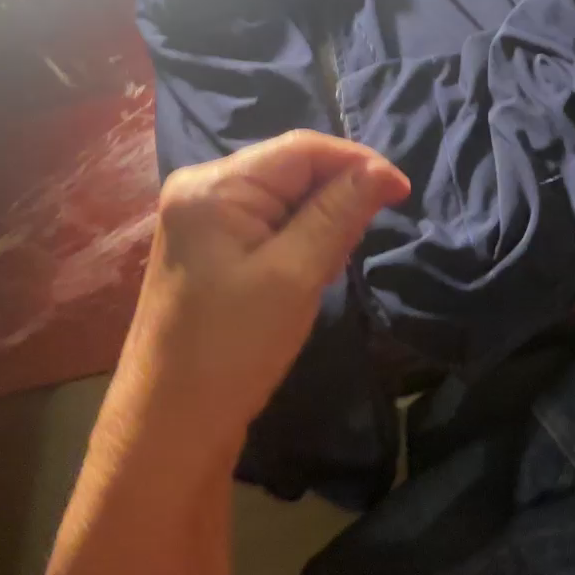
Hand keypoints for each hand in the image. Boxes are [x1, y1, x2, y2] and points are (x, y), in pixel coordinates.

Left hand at [120, 131, 408, 437]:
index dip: (358, 161)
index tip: (403, 192)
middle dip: (339, 193)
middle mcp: (202, 188)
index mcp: (214, 186)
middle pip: (292, 168)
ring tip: (339, 258)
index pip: (302, 148)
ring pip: (285, 196)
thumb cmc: (234, 346)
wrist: (171, 426)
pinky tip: (314, 265)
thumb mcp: (296, 274)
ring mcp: (202, 219)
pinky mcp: (211, 248)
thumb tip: (383, 170)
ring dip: (323, 218)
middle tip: (369, 234)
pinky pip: (270, 222)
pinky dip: (302, 235)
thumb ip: (340, 212)